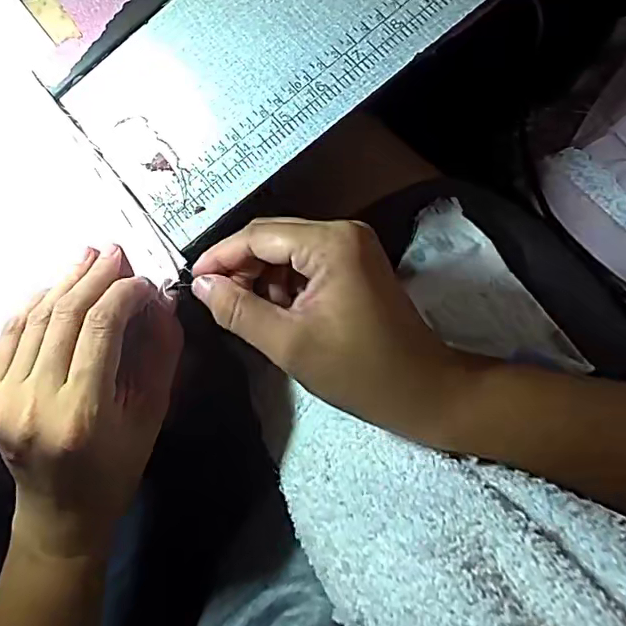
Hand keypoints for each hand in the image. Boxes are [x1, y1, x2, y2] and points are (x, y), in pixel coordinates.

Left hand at [0, 246, 182, 560]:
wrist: (58, 515)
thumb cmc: (113, 470)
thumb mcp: (150, 417)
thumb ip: (158, 355)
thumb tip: (160, 299)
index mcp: (80, 414)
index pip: (100, 328)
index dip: (123, 293)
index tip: (142, 281)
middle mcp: (34, 402)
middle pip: (65, 316)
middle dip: (94, 277)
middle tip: (114, 252)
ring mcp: (4, 396)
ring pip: (37, 318)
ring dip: (65, 282)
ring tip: (88, 258)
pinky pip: (11, 333)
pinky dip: (33, 304)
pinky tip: (54, 286)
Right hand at [190, 218, 472, 438]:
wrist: (432, 394)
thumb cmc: (363, 372)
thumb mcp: (289, 344)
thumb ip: (237, 310)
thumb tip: (200, 285)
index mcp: (329, 243)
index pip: (257, 236)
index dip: (220, 257)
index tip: (193, 280)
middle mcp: (339, 231)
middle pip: (269, 237)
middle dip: (239, 266)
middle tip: (216, 299)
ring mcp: (349, 243)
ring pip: (282, 249)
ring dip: (259, 276)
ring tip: (246, 310)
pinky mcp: (352, 259)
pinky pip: (301, 259)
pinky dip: (280, 281)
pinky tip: (274, 309)